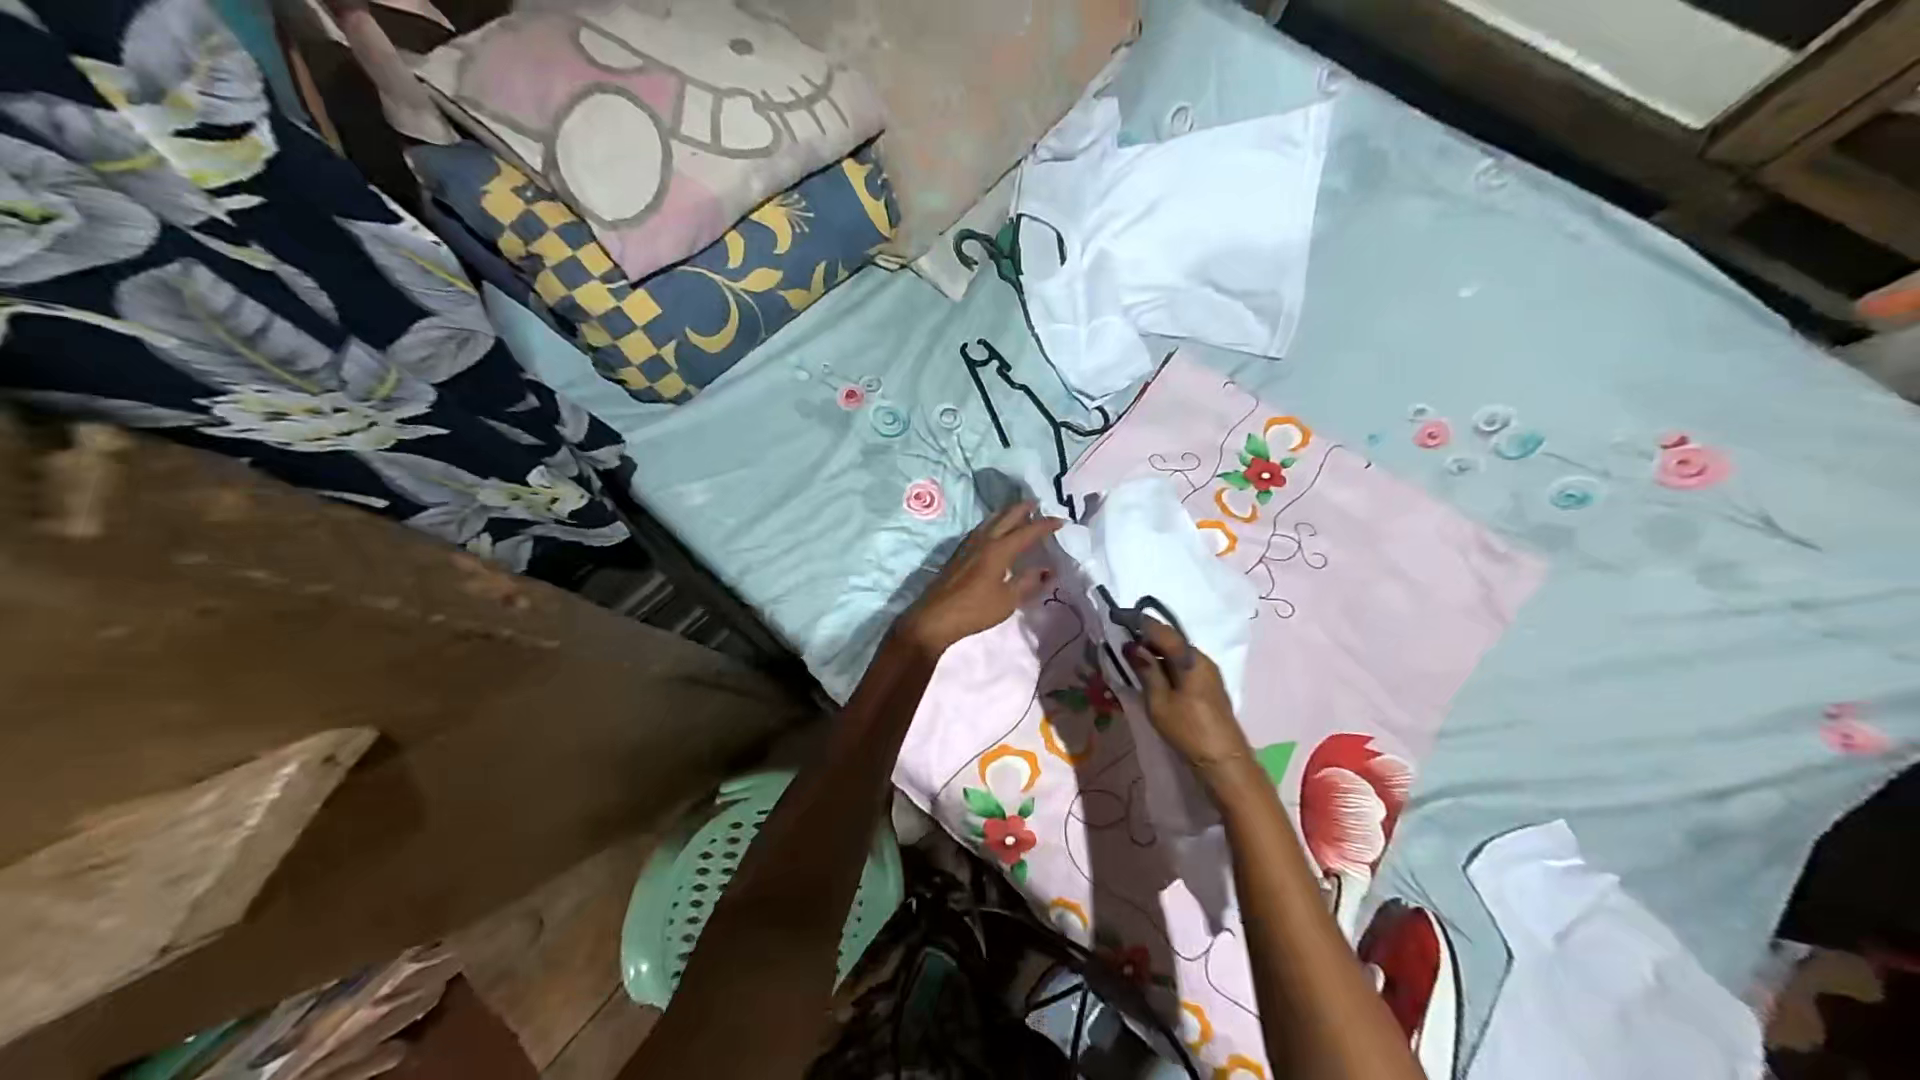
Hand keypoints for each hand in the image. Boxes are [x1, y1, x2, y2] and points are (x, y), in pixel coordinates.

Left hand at [898, 500, 1062, 653]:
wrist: (935, 617)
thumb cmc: (975, 610)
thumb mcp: (1007, 600)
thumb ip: (1028, 582)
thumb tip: (1047, 570)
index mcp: (999, 550)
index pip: (1027, 531)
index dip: (1045, 525)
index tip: (1060, 521)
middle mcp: (984, 541)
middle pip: (1006, 517)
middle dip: (1023, 509)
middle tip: (1037, 503)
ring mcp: (968, 545)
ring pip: (991, 520)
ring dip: (1006, 514)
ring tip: (1018, 513)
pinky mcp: (959, 554)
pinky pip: (981, 530)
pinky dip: (993, 524)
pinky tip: (994, 531)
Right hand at [1124, 616, 1251, 775]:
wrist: (1224, 761)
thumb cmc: (1188, 730)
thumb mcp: (1159, 702)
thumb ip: (1147, 671)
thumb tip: (1132, 646)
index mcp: (1190, 659)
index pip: (1162, 631)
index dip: (1139, 622)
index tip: (1118, 617)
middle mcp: (1202, 659)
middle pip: (1171, 640)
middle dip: (1146, 637)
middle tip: (1122, 640)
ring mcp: (1208, 672)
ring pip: (1177, 653)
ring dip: (1155, 651)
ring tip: (1132, 657)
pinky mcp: (1208, 686)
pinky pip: (1183, 665)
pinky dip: (1165, 664)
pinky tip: (1153, 673)